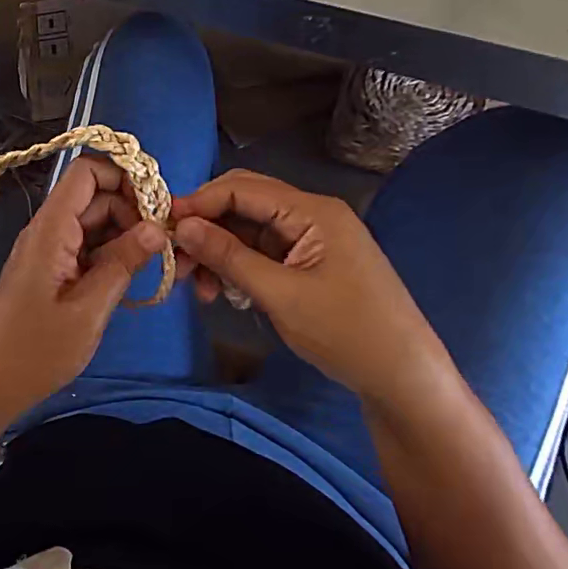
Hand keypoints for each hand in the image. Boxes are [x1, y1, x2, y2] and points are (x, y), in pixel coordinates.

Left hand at [0, 156, 163, 451]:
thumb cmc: (36, 351)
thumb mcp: (89, 310)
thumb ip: (123, 263)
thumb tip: (158, 228)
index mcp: (51, 228)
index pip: (86, 171)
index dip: (123, 176)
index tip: (157, 205)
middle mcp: (48, 229)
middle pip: (96, 196)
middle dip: (133, 210)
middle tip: (166, 242)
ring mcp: (49, 248)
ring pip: (94, 221)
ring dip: (126, 233)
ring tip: (157, 259)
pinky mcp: (51, 268)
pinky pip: (86, 245)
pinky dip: (111, 252)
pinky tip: (133, 272)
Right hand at [171, 169, 448, 397]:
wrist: (405, 380)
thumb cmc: (347, 333)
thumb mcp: (281, 295)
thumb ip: (229, 256)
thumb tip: (182, 226)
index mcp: (312, 211)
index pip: (242, 188)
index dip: (199, 202)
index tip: (162, 226)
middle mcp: (311, 215)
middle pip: (244, 204)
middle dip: (206, 227)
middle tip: (175, 258)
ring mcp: (311, 239)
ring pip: (249, 231)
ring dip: (219, 252)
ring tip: (198, 287)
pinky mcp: (309, 262)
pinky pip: (263, 252)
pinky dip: (239, 267)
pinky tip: (223, 291)